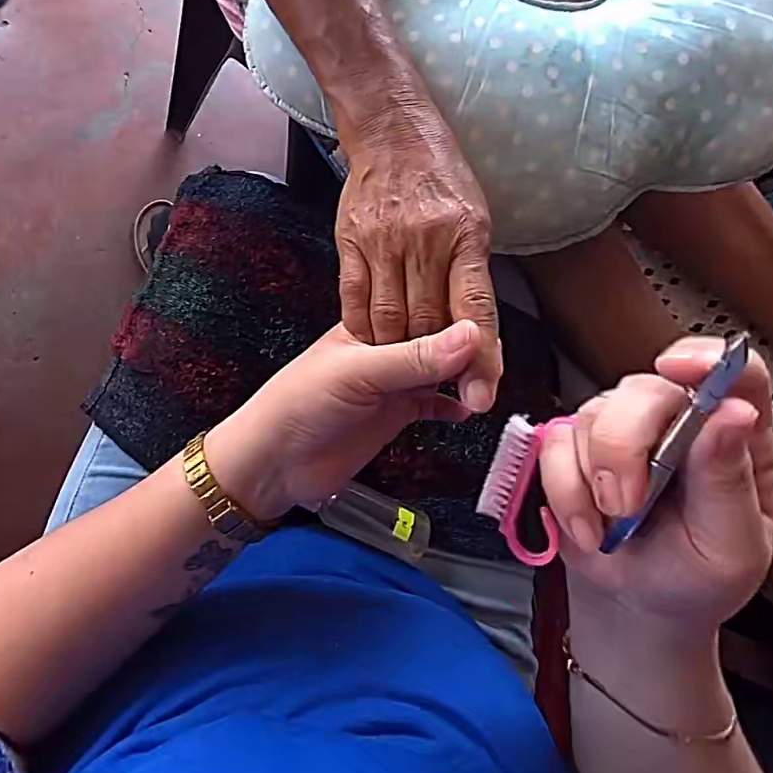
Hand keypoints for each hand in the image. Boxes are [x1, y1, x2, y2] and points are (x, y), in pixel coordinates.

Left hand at [202, 320, 480, 520]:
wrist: (274, 461)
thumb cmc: (298, 404)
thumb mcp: (357, 373)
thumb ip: (413, 356)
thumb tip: (471, 333)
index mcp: (368, 326)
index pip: (423, 311)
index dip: (457, 317)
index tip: (492, 325)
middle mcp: (382, 351)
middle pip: (436, 343)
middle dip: (466, 349)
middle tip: (498, 360)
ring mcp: (389, 384)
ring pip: (438, 373)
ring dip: (464, 378)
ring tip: (489, 384)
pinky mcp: (392, 416)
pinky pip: (431, 406)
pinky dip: (451, 406)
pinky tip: (469, 408)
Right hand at [337, 105, 500, 411]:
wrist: (392, 133)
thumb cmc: (440, 174)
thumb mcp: (476, 216)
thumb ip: (471, 270)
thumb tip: (472, 325)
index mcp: (464, 235)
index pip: (473, 309)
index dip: (479, 358)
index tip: (481, 395)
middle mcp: (423, 241)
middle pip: (428, 321)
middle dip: (438, 365)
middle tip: (444, 390)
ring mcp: (382, 242)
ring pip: (388, 316)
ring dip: (398, 352)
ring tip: (406, 370)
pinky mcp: (350, 242)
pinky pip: (354, 297)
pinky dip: (362, 327)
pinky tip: (370, 344)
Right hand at [539, 337, 772, 635]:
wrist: (634, 598)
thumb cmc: (695, 574)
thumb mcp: (731, 547)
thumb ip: (728, 482)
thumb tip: (732, 415)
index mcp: (733, 438)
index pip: (734, 373)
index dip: (707, 360)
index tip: (678, 370)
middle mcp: (673, 421)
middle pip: (644, 391)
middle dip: (622, 448)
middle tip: (624, 504)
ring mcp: (616, 427)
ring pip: (591, 416)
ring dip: (591, 480)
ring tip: (608, 525)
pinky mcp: (569, 442)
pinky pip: (552, 445)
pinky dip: (564, 491)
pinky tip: (585, 523)